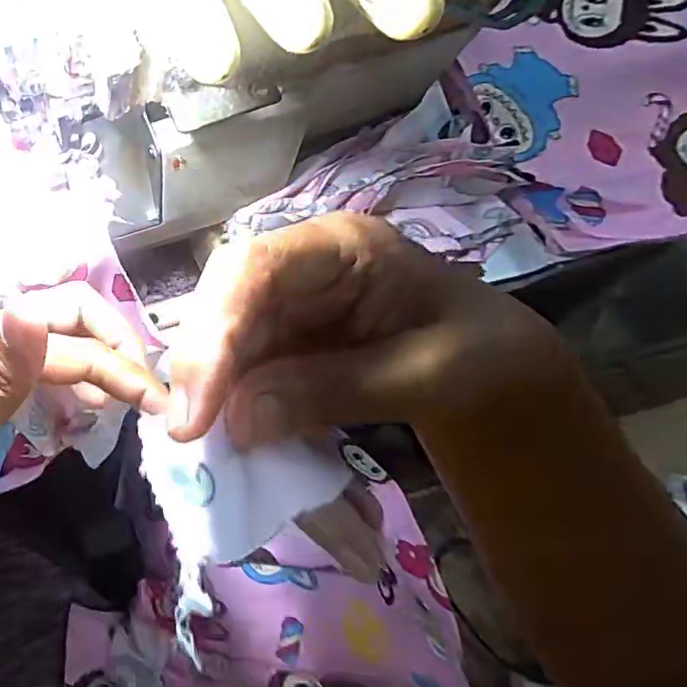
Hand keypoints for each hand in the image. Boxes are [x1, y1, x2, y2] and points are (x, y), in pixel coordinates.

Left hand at [0, 283, 165, 574]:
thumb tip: (31, 309)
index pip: (68, 338)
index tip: (160, 407)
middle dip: (115, 347)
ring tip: (129, 405)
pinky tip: (85, 410)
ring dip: (98, 363)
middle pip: (64, 320)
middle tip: (151, 397)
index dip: (119, 363)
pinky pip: (38, 373)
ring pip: (53, 345)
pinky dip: (73, 383)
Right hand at [159, 212, 574, 446]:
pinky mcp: (274, 341)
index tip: (198, 403)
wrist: (498, 375)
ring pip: (218, 337)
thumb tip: (237, 421)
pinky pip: (234, 368)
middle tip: (189, 430)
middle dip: (201, 362)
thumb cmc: (484, 358)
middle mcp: (294, 267)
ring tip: (201, 440)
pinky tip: (223, 435)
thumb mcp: (430, 375)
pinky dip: (225, 403)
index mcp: (338, 246)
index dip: (216, 328)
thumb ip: (334, 390)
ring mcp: (280, 304)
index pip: (254, 267)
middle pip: (222, 301)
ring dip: (205, 388)